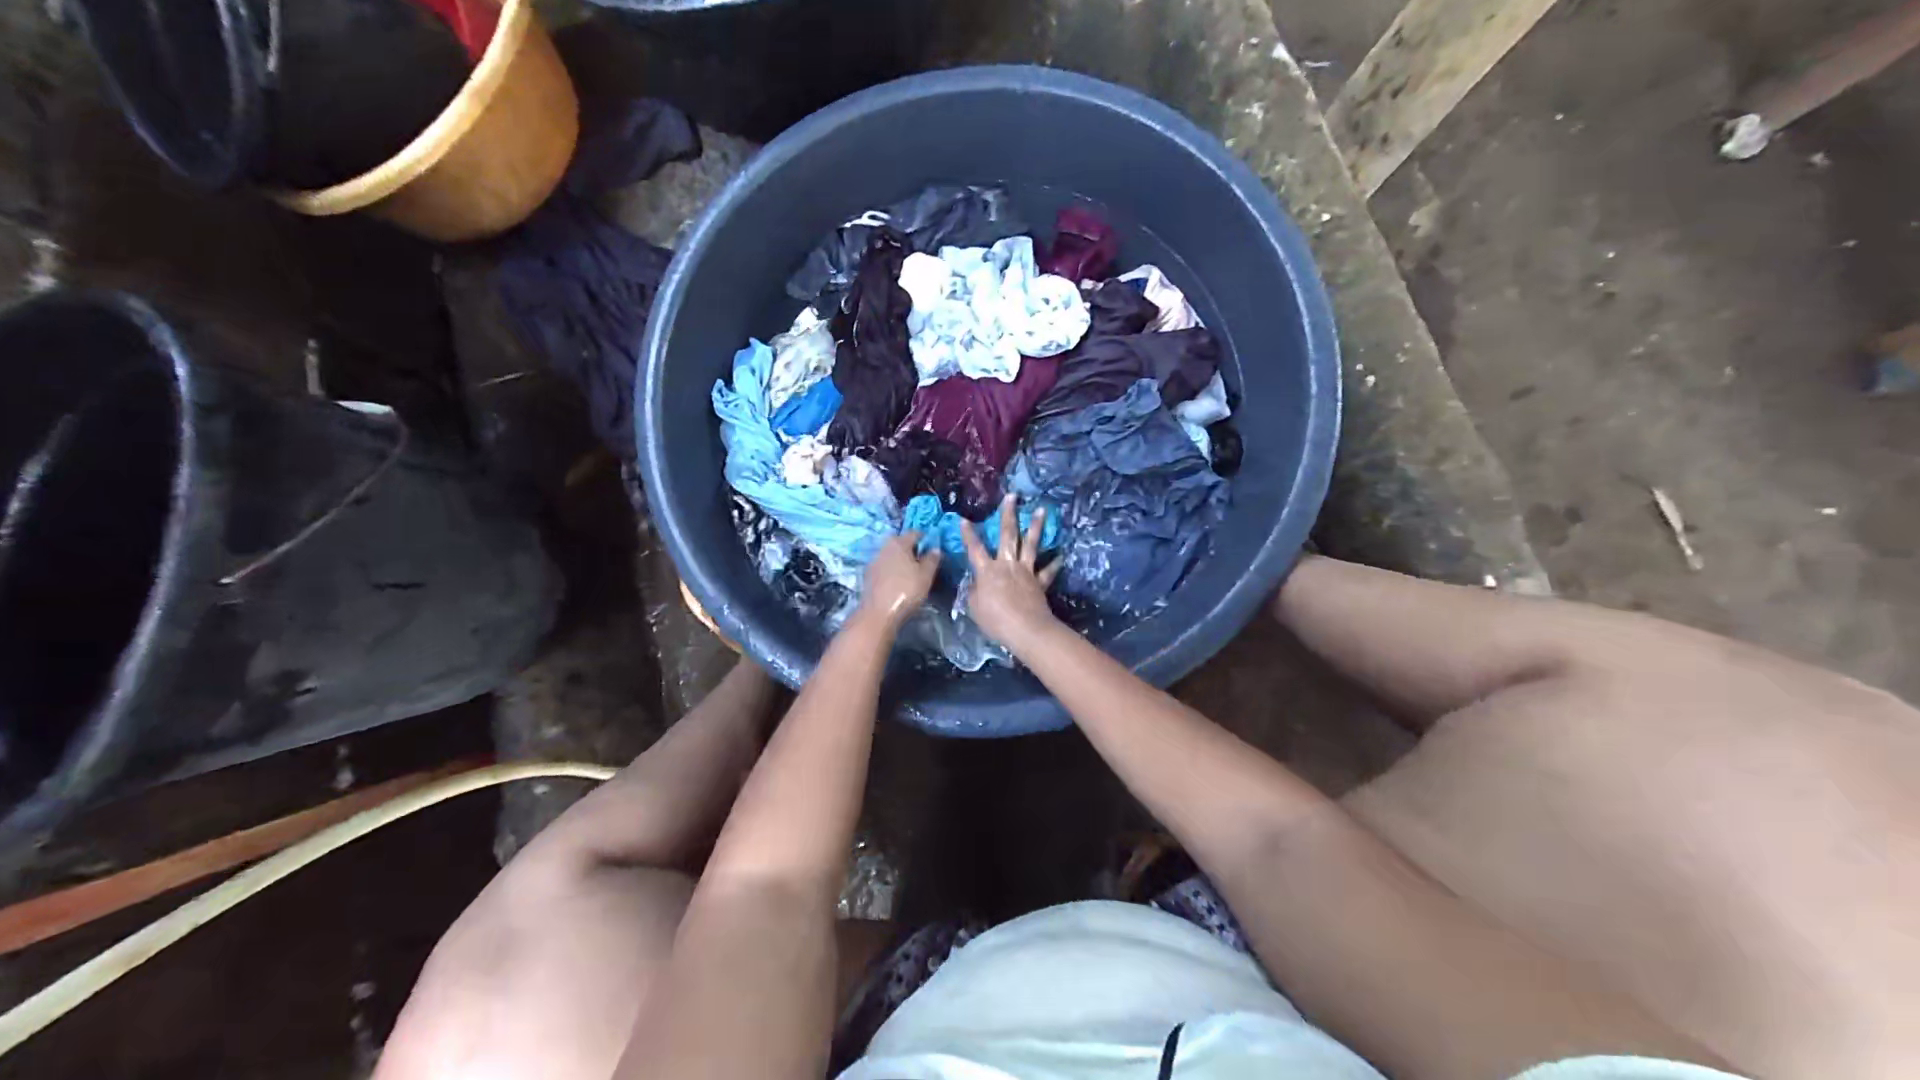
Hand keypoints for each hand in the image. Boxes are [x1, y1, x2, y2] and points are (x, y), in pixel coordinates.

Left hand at [856, 533, 939, 630]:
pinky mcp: (868, 575)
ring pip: (891, 555)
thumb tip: (935, 549)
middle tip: (923, 561)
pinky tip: (898, 581)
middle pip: (901, 543)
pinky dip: (892, 570)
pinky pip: (884, 566)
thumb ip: (932, 559)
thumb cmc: (906, 590)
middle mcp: (884, 547)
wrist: (878, 612)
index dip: (926, 539)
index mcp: (899, 542)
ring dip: (900, 560)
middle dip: (912, 549)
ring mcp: (874, 561)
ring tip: (911, 573)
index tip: (933, 549)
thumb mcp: (926, 575)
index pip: (915, 533)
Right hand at [960, 494, 1063, 651]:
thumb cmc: (995, 620)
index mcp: (987, 571)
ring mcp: (1026, 571)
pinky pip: (1047, 571)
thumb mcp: (975, 607)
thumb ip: (974, 592)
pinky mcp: (1039, 582)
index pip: (974, 549)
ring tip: (1042, 510)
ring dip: (1036, 526)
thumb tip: (976, 584)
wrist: (1025, 629)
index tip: (964, 519)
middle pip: (1007, 535)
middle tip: (1012, 496)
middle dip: (1009, 514)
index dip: (968, 534)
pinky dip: (1054, 564)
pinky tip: (1061, 555)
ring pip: (1030, 544)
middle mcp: (1007, 565)